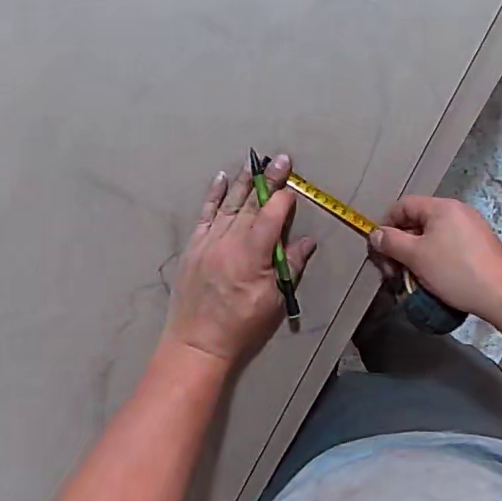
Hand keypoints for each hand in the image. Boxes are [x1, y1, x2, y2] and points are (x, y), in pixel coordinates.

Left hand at [163, 154, 316, 367]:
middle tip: (280, 158)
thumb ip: (290, 266)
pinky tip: (221, 178)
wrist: (197, 342)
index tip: (294, 188)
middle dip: (268, 179)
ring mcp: (209, 241)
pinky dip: (213, 194)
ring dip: (243, 181)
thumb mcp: (274, 300)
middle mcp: (229, 240)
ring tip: (253, 161)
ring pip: (229, 203)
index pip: (272, 216)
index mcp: (252, 254)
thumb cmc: (241, 326)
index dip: (284, 199)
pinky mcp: (194, 246)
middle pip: (252, 203)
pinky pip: (205, 213)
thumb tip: (307, 242)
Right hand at [368, 196, 501, 320]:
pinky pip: (447, 247)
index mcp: (442, 207)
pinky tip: (431, 279)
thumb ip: (390, 242)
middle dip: (399, 247)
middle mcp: (458, 212)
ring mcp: (471, 229)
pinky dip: (433, 260)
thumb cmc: (456, 271)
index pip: (403, 206)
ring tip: (410, 279)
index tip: (380, 250)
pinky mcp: (479, 247)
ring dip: (415, 256)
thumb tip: (375, 234)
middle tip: (393, 271)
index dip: (386, 226)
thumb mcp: (415, 256)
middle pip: (416, 222)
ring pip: (431, 237)